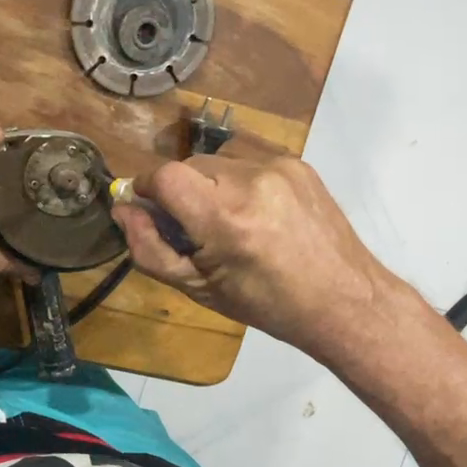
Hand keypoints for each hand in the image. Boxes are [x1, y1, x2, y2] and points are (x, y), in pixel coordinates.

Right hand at [112, 155, 400, 350]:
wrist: (343, 300)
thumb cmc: (265, 304)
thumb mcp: (198, 288)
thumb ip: (150, 248)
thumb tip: (123, 210)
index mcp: (225, 218)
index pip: (164, 176)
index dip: (146, 188)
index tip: (148, 210)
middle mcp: (251, 181)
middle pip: (189, 165)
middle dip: (180, 191)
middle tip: (193, 229)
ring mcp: (279, 167)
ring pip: (218, 162)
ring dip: (210, 186)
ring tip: (230, 223)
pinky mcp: (298, 163)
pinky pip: (248, 164)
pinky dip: (240, 184)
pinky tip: (258, 215)